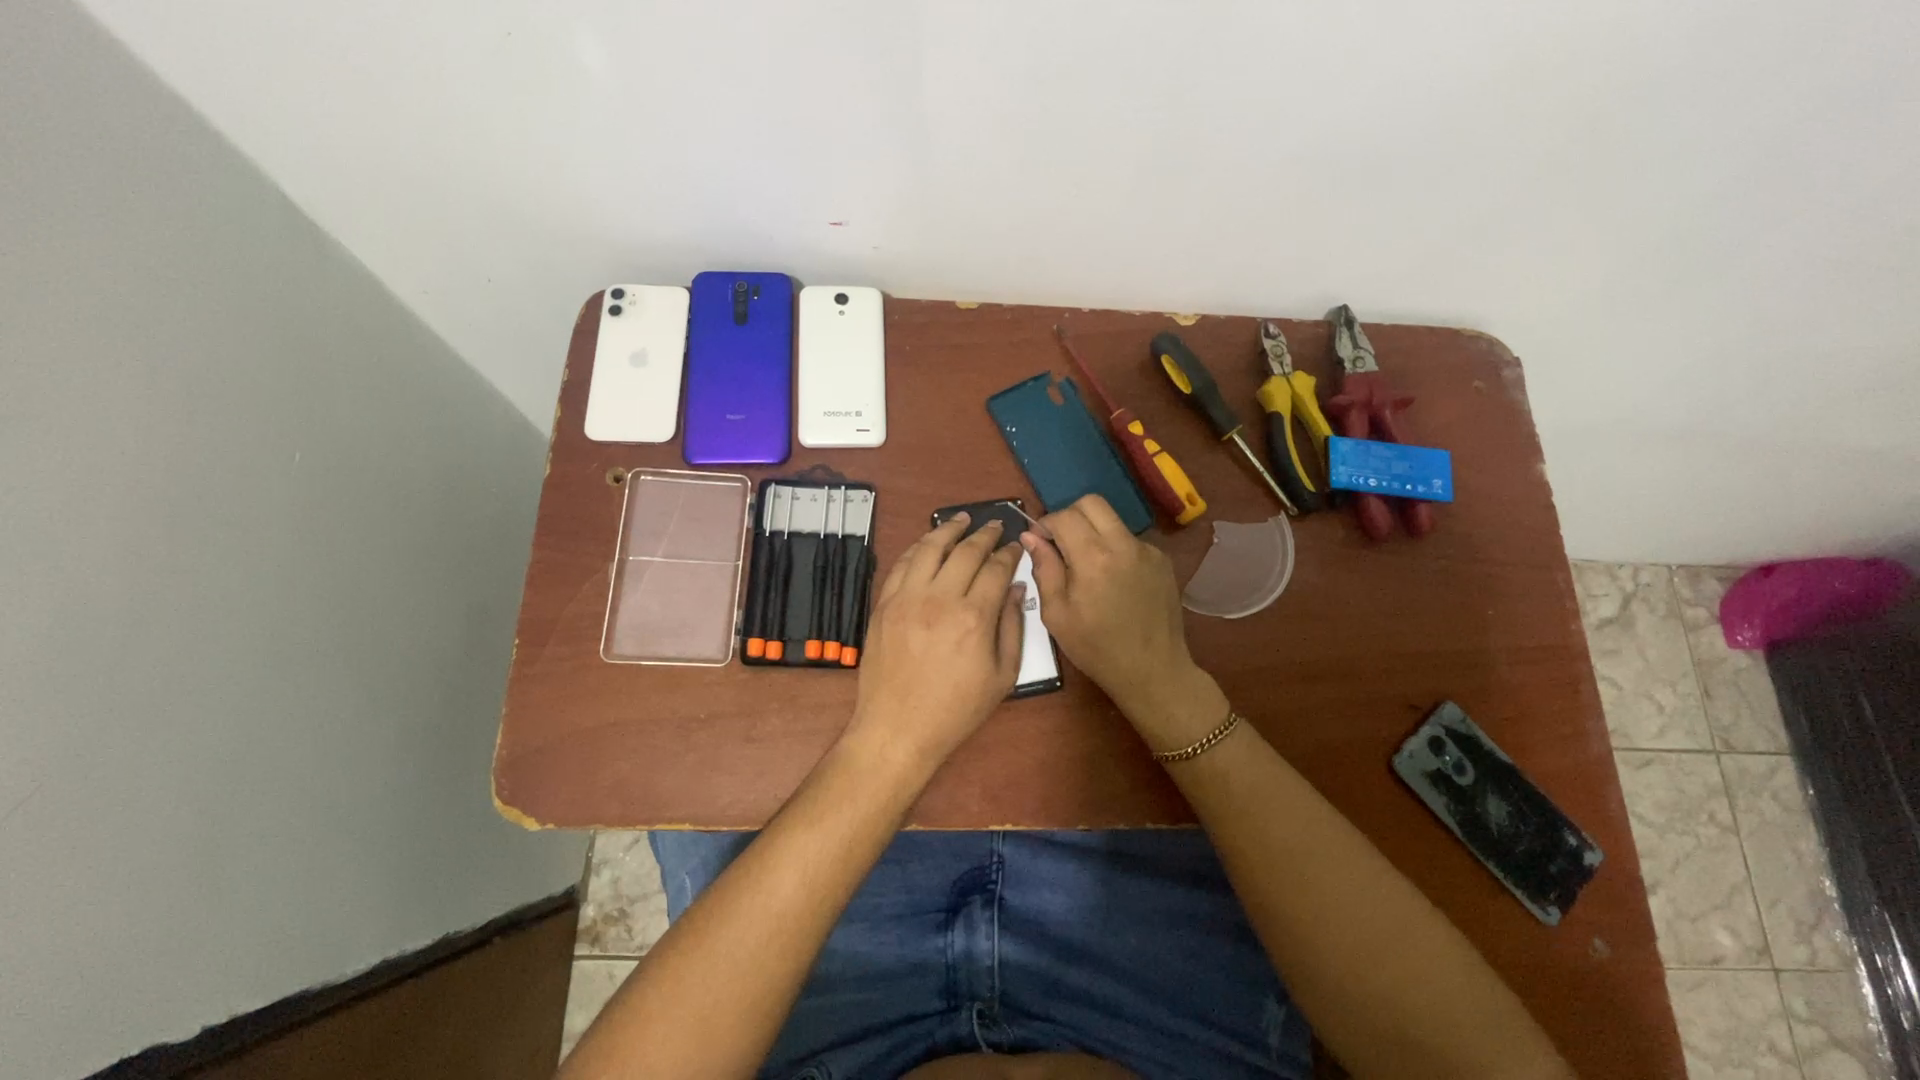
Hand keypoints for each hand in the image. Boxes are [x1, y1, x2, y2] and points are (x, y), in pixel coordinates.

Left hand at [845, 514, 1026, 773]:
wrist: (898, 728)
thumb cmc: (956, 710)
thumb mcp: (1003, 677)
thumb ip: (1012, 627)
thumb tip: (1016, 589)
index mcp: (974, 618)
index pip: (996, 569)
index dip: (1009, 553)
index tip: (1016, 547)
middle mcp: (939, 599)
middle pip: (965, 551)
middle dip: (985, 534)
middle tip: (995, 526)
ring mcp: (906, 599)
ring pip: (928, 548)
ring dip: (947, 529)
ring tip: (961, 519)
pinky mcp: (883, 605)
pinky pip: (901, 565)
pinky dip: (917, 548)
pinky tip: (928, 544)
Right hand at [1021, 495, 1220, 742]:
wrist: (1152, 670)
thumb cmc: (1096, 648)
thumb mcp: (1057, 615)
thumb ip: (1044, 569)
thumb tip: (1031, 536)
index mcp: (1094, 558)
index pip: (1065, 516)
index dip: (1046, 524)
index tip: (1039, 542)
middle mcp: (1124, 544)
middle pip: (1092, 503)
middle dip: (1070, 516)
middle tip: (1061, 544)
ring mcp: (1147, 550)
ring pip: (1113, 520)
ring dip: (1094, 531)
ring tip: (1086, 565)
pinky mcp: (1162, 560)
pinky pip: (1130, 540)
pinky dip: (1114, 549)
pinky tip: (1112, 580)